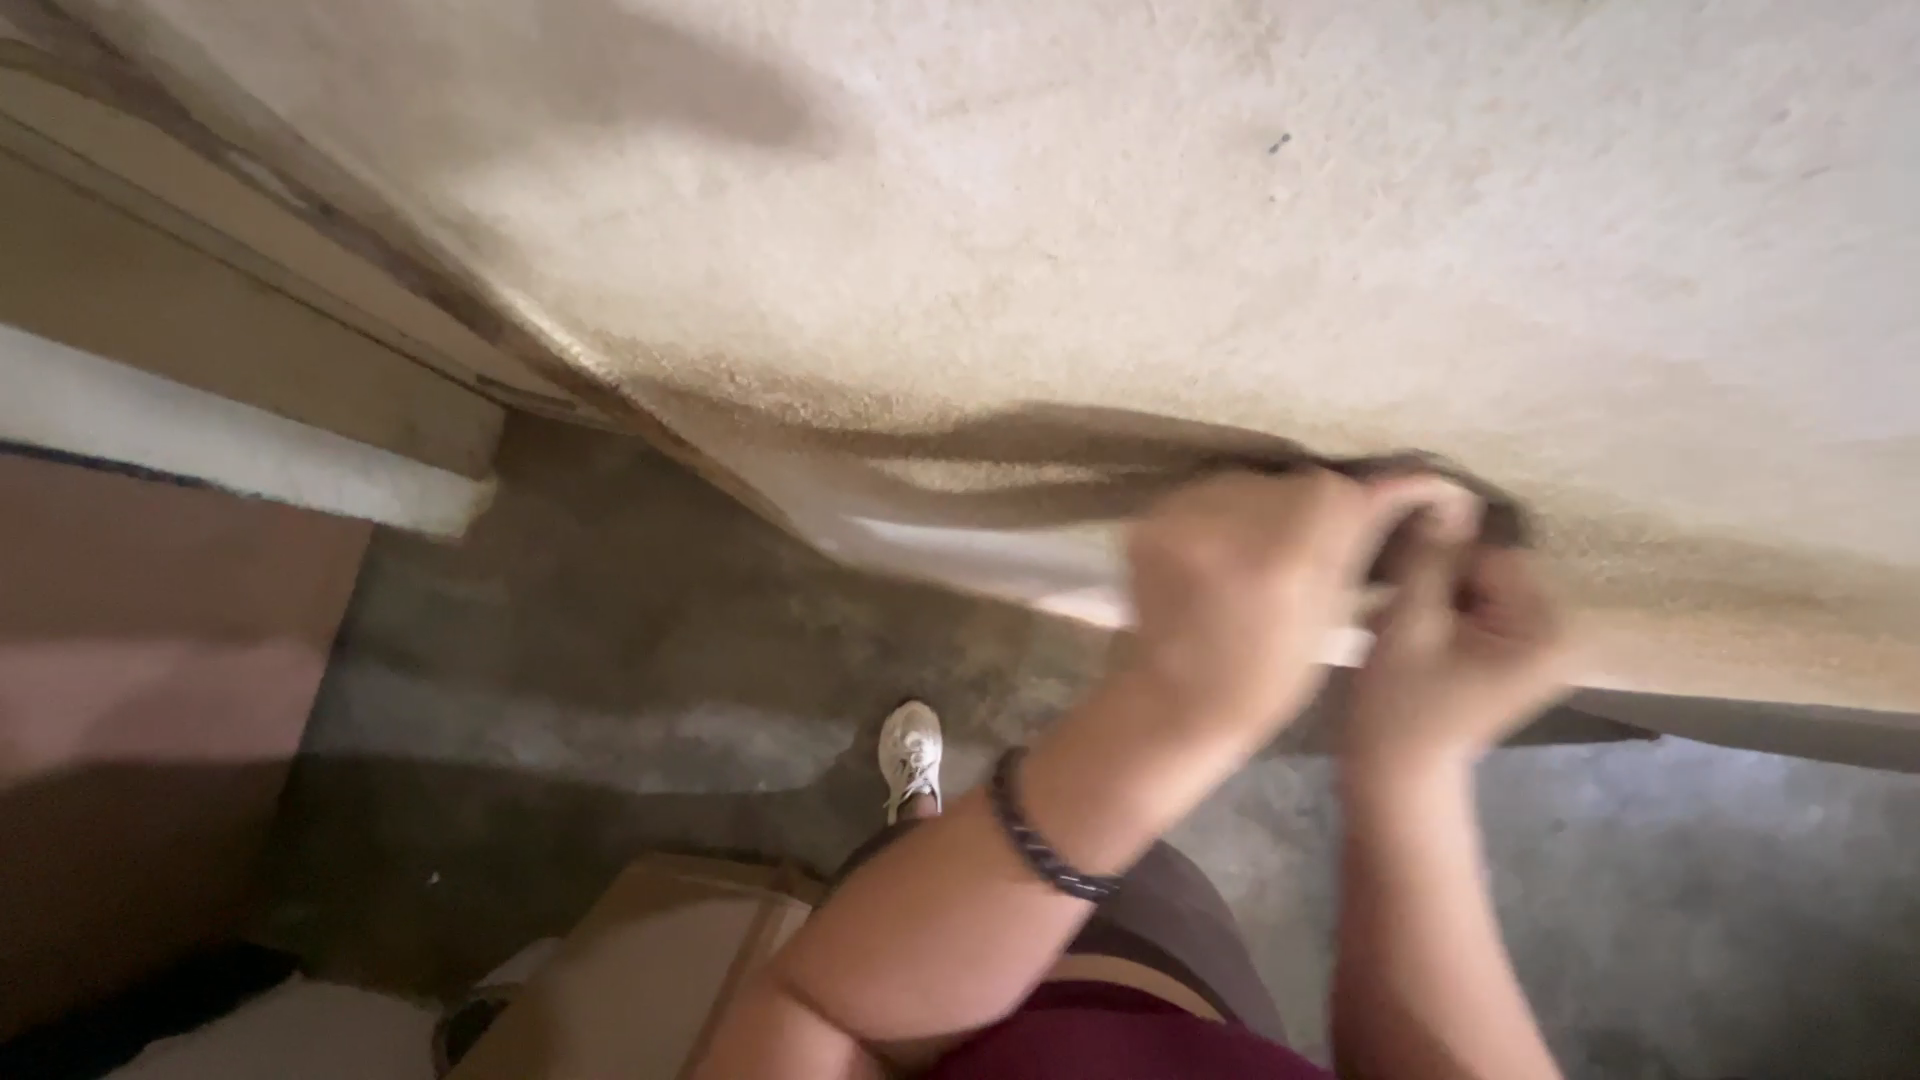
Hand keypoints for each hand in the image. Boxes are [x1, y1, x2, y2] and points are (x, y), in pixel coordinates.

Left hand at [1122, 468, 1477, 745]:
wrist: (1177, 697)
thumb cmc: (1269, 674)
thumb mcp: (1329, 613)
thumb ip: (1356, 539)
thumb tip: (1404, 480)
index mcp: (1285, 557)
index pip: (1331, 489)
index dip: (1344, 506)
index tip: (1345, 529)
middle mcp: (1229, 528)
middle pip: (1286, 484)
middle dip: (1299, 508)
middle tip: (1292, 551)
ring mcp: (1180, 522)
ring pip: (1242, 483)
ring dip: (1256, 507)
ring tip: (1249, 554)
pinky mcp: (1148, 523)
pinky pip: (1201, 497)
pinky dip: (1216, 516)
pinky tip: (1216, 553)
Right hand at [1345, 517, 1576, 771]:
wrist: (1397, 772)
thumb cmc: (1399, 705)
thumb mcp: (1407, 625)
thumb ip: (1428, 558)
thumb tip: (1443, 492)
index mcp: (1550, 628)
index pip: (1494, 555)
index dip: (1441, 565)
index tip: (1405, 597)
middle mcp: (1563, 632)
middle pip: (1491, 567)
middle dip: (1440, 581)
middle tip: (1402, 619)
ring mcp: (1542, 646)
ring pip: (1479, 584)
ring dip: (1437, 595)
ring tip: (1406, 633)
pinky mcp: (1518, 654)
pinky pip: (1479, 606)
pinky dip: (1444, 613)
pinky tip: (1419, 641)